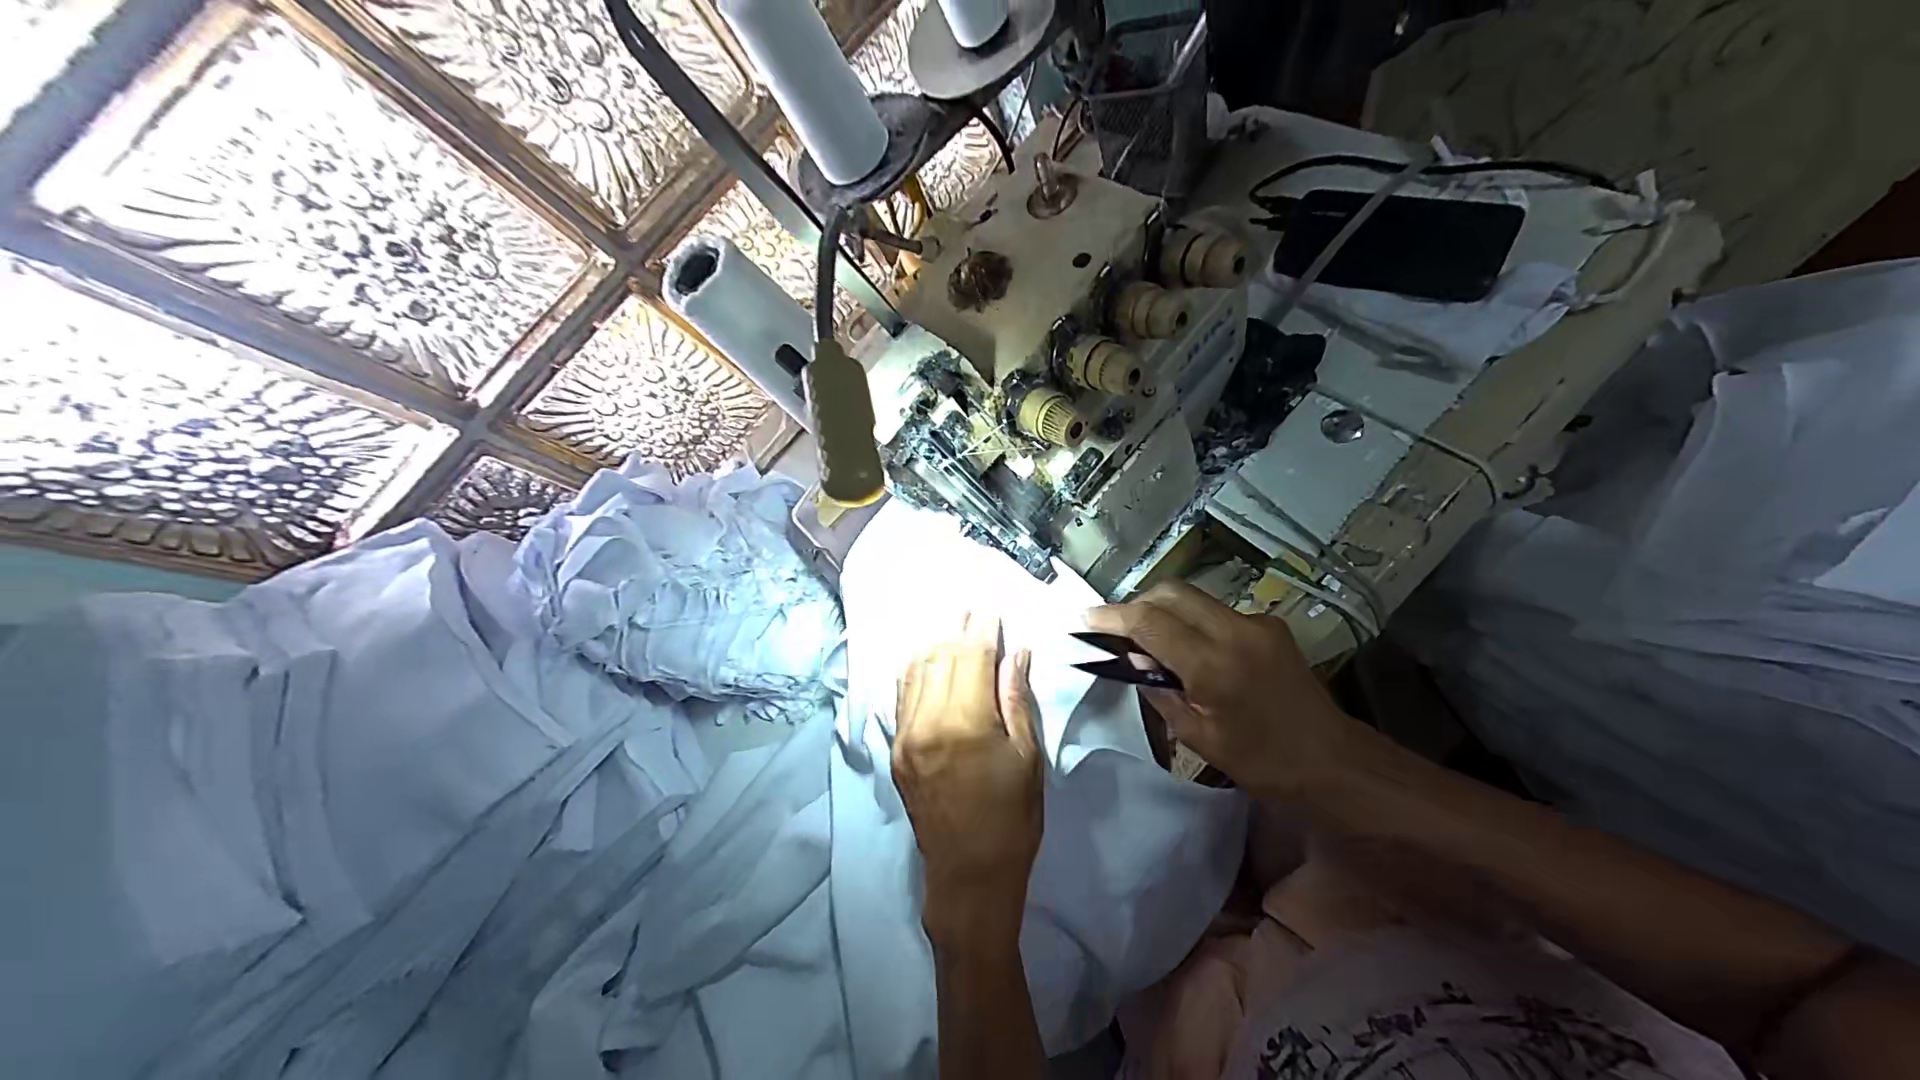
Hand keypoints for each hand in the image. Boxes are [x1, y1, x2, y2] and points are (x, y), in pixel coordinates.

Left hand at [893, 613, 1043, 944]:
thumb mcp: (1027, 757)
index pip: (971, 658)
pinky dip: (914, 674)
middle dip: (959, 633)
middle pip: (940, 659)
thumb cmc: (1012, 818)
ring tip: (954, 635)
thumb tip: (1015, 654)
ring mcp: (904, 737)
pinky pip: (901, 698)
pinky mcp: (895, 751)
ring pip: (915, 673)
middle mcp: (926, 722)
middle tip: (974, 616)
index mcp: (965, 723)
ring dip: (935, 649)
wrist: (969, 875)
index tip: (989, 610)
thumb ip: (1015, 699)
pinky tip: (926, 664)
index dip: (982, 630)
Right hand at [1086, 582, 1359, 799]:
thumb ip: (1159, 691)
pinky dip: (1191, 621)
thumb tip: (1131, 659)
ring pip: (1193, 598)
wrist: (1333, 761)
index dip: (1112, 617)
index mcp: (1214, 665)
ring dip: (1163, 611)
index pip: (1150, 622)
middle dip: (1137, 604)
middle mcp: (1236, 631)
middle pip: (1170, 593)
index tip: (1085, 620)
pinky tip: (1189, 650)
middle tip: (1116, 630)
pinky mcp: (1269, 624)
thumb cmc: (1262, 761)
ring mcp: (1257, 623)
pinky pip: (1215, 611)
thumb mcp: (1199, 737)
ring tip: (1149, 643)